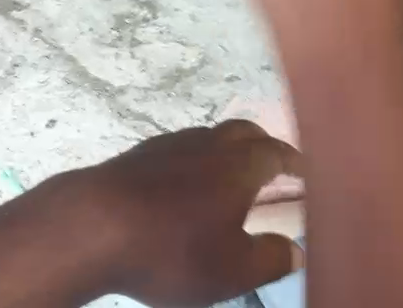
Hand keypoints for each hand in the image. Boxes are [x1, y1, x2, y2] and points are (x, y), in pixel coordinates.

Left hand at [75, 120, 301, 306]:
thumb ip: (270, 258)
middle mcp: (208, 143)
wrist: (96, 224)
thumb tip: (297, 248)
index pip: (275, 152)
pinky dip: (197, 160)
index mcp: (238, 165)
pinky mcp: (141, 154)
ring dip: (227, 150)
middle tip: (274, 164)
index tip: (307, 168)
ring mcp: (171, 144)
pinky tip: (187, 186)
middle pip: (243, 131)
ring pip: (210, 137)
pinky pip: (182, 148)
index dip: (293, 160)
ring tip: (231, 176)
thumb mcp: (232, 270)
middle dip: (263, 143)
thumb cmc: (173, 249)